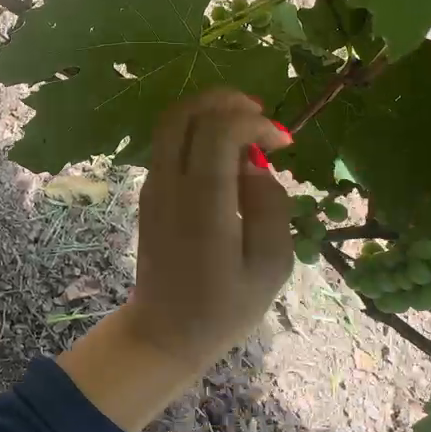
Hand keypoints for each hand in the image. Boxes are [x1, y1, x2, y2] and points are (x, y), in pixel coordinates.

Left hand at [57, 91, 292, 431]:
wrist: (165, 329)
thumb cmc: (225, 305)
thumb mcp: (270, 266)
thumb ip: (270, 207)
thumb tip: (256, 164)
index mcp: (202, 203)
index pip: (216, 132)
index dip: (251, 122)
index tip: (282, 142)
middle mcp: (169, 184)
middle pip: (184, 114)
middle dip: (224, 101)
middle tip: (260, 114)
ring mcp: (152, 186)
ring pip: (170, 124)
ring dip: (206, 112)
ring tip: (244, 126)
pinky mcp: (148, 192)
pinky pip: (167, 143)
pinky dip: (195, 130)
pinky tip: (224, 149)